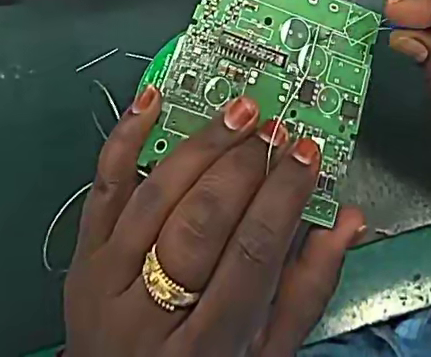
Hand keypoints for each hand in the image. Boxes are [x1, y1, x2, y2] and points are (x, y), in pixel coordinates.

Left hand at [65, 85, 365, 356]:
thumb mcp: (265, 356)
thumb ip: (307, 290)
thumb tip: (347, 220)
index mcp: (206, 347)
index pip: (251, 255)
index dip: (282, 196)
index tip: (306, 152)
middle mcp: (149, 315)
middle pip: (201, 221)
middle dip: (243, 166)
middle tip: (273, 128)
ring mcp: (108, 278)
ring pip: (158, 195)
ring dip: (202, 145)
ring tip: (239, 111)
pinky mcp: (83, 253)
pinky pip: (103, 187)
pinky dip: (126, 137)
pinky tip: (152, 99)